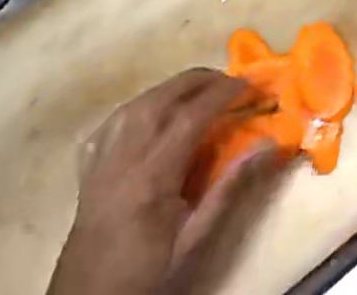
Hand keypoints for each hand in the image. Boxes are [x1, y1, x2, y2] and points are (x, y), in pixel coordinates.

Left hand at [47, 69, 282, 294]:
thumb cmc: (148, 275)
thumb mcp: (196, 239)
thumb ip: (231, 187)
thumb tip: (270, 143)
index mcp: (150, 178)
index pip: (191, 116)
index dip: (223, 93)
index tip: (251, 84)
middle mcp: (121, 162)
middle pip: (159, 100)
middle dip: (198, 81)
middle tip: (230, 82)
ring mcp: (99, 167)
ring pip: (133, 106)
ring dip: (169, 89)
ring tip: (198, 90)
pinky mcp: (86, 177)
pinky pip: (109, 127)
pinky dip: (137, 109)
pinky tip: (152, 114)